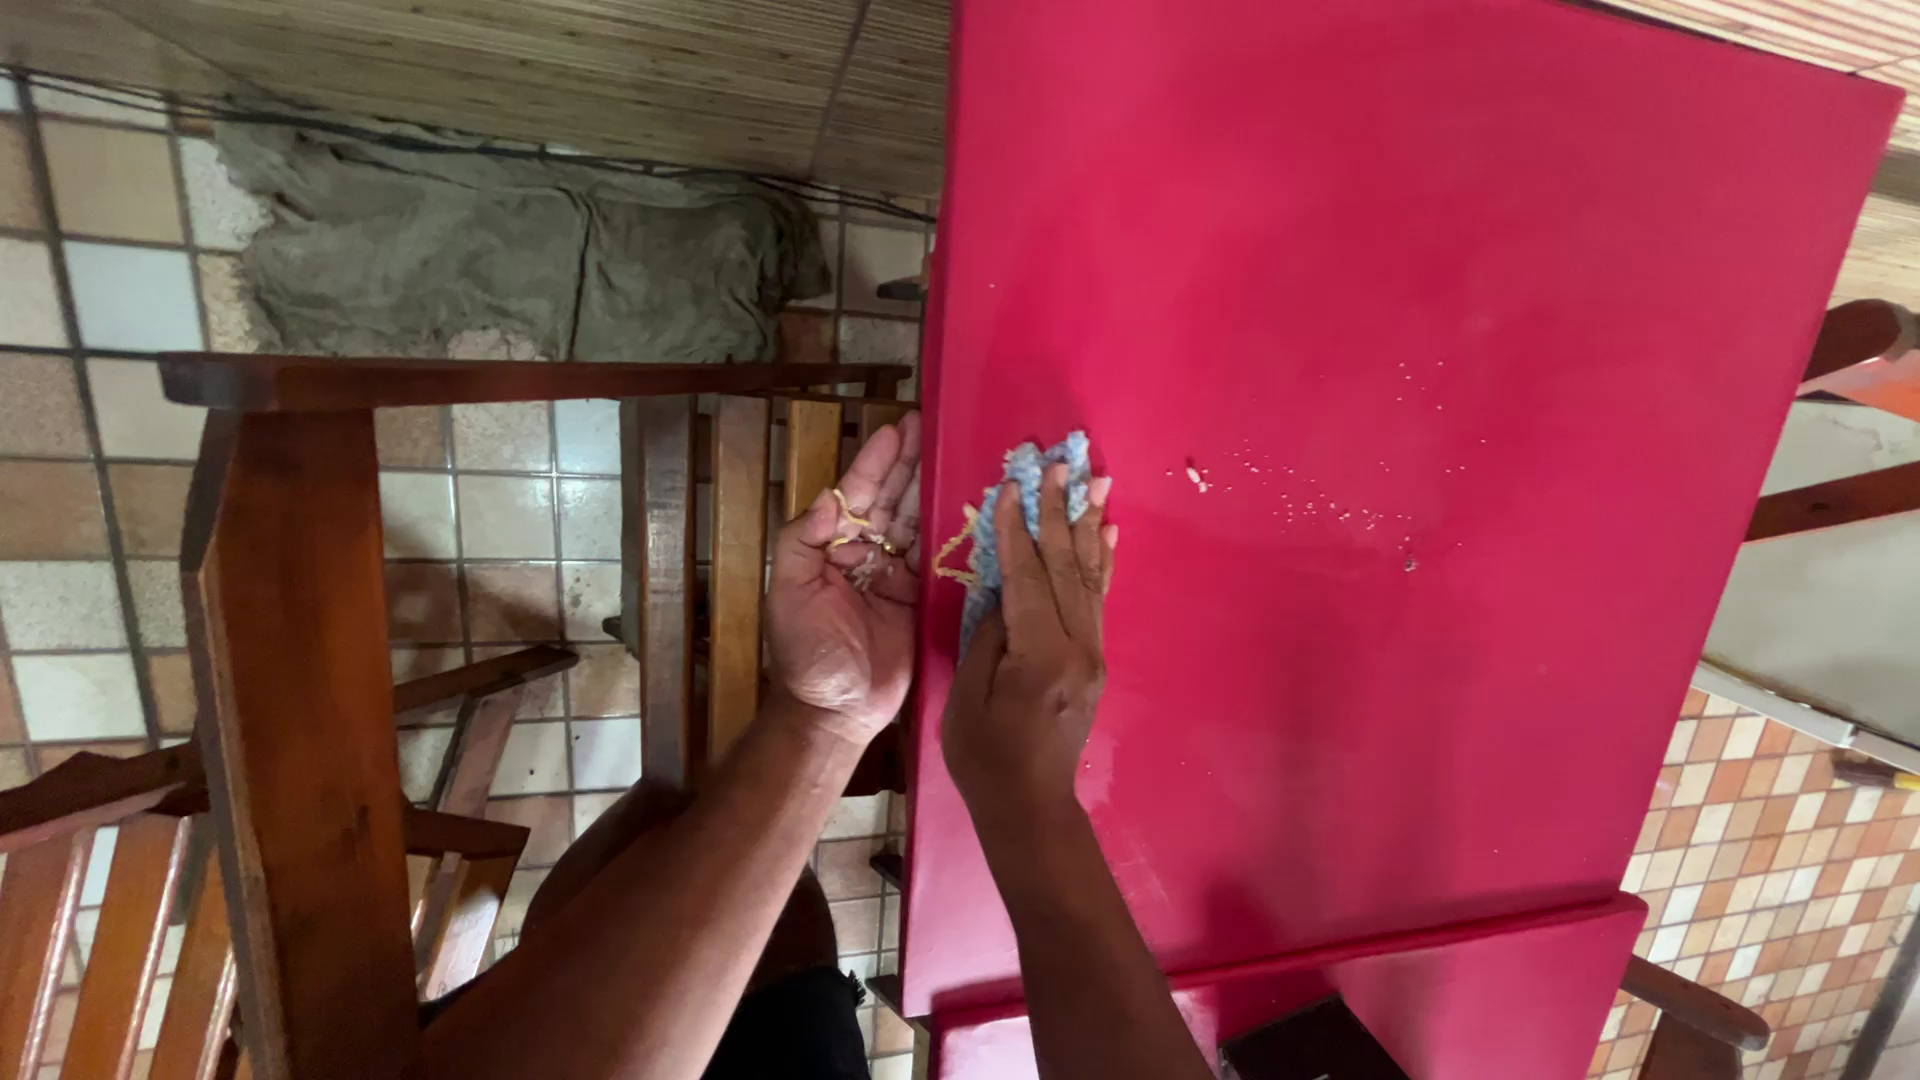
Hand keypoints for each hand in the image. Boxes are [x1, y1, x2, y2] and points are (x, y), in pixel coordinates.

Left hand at [766, 413, 922, 742]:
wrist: (836, 711)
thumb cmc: (806, 653)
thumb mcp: (787, 594)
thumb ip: (801, 543)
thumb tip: (828, 501)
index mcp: (832, 549)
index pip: (856, 498)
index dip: (874, 464)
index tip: (894, 431)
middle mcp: (867, 554)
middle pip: (891, 501)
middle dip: (908, 464)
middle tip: (929, 426)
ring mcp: (897, 575)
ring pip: (918, 523)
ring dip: (931, 487)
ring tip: (951, 451)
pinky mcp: (923, 597)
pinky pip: (939, 558)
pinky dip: (952, 531)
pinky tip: (967, 503)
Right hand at [943, 464, 1116, 813]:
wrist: (1031, 805)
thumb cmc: (986, 756)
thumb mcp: (968, 696)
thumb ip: (987, 636)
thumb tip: (1001, 589)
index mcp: (1041, 656)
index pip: (1027, 579)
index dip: (1016, 531)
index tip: (1010, 486)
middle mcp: (1077, 647)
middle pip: (1065, 567)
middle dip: (1058, 512)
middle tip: (1060, 465)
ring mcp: (1092, 652)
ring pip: (1089, 577)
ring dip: (1087, 525)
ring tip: (1096, 482)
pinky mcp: (1095, 659)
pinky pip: (1099, 600)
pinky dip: (1102, 563)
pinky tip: (1108, 534)